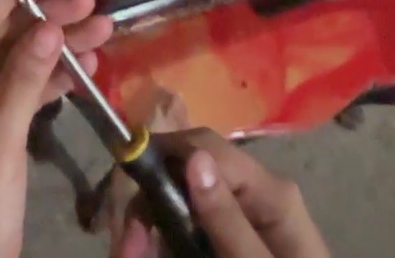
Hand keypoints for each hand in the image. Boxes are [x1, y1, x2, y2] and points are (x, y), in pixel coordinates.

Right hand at [115, 130, 329, 257]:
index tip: (125, 186)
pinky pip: (183, 233)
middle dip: (147, 209)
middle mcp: (250, 196)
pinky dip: (160, 247)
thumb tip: (195, 157)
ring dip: (146, 233)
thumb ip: (228, 222)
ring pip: (175, 208)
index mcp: (269, 193)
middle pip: (183, 176)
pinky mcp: (223, 243)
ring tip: (127, 257)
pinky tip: (144, 256)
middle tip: (124, 252)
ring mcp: (235, 222)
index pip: (206, 147)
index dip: (162, 153)